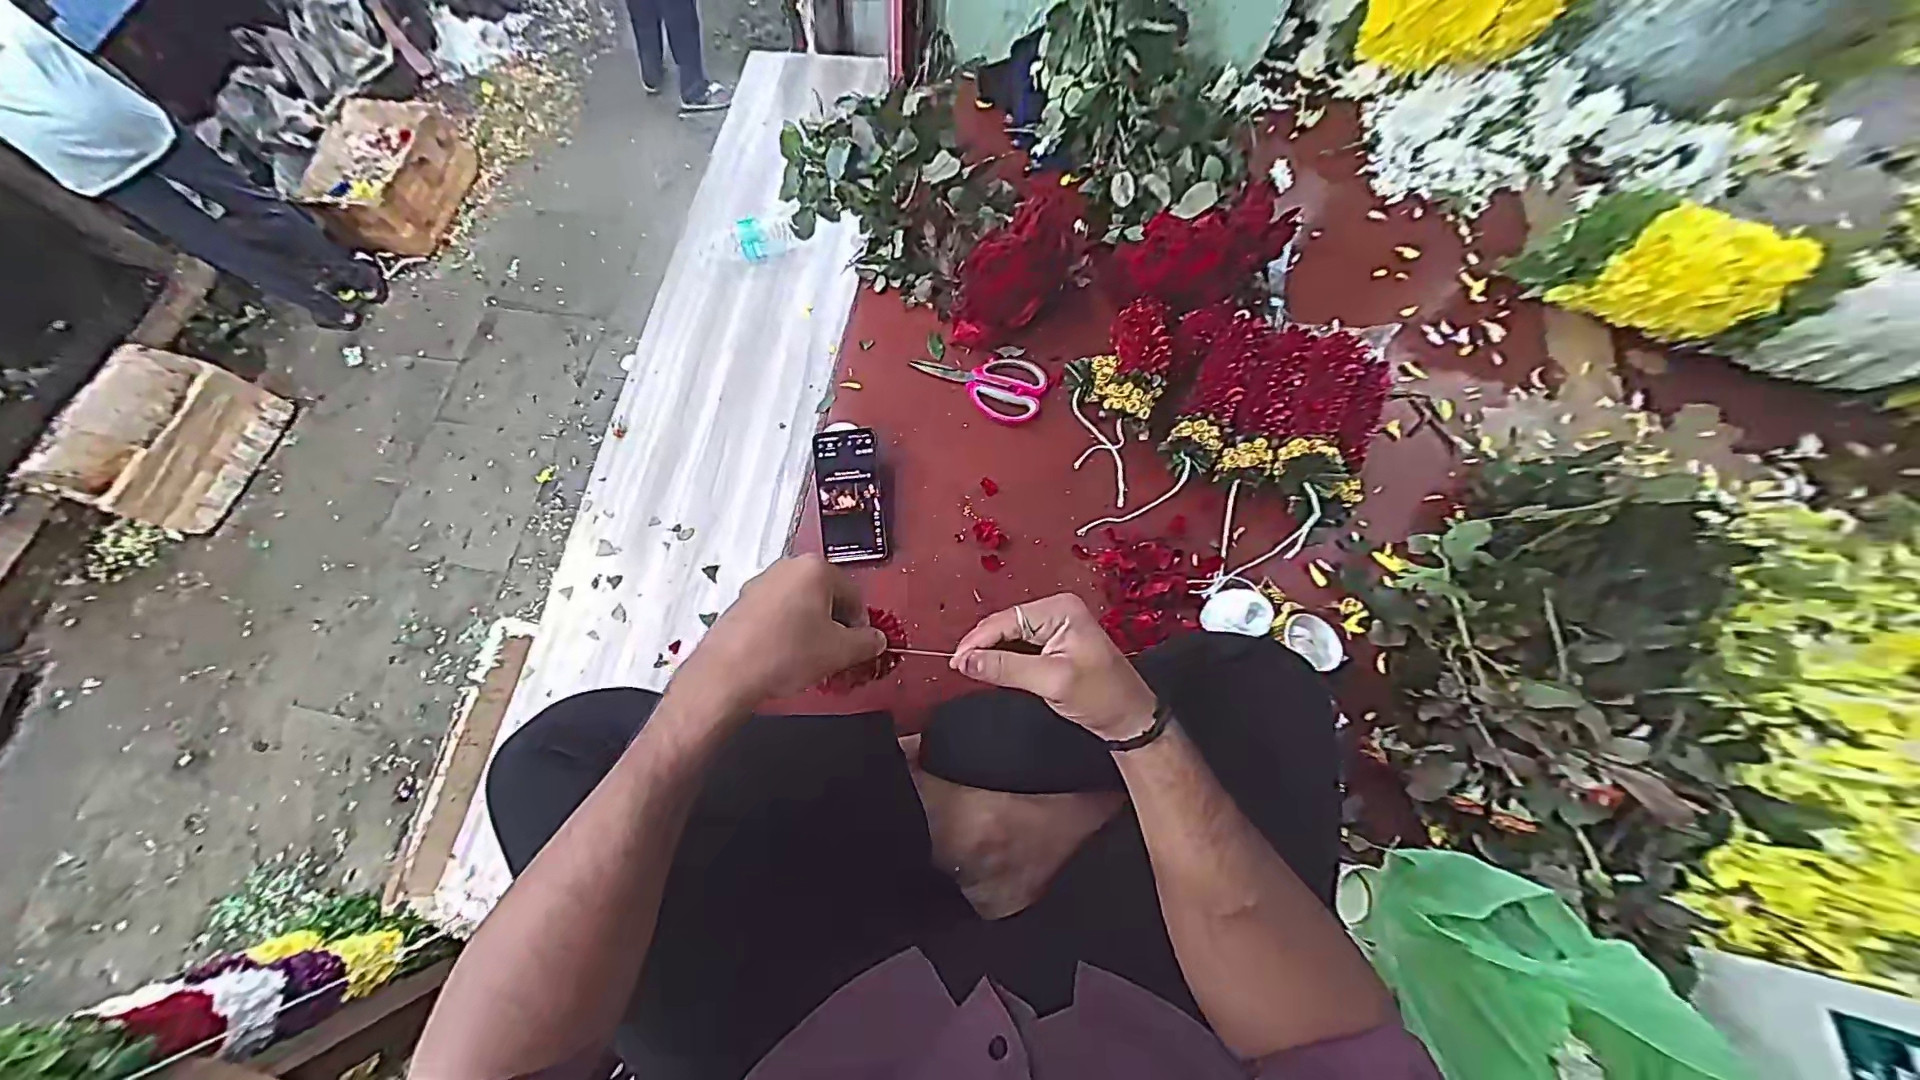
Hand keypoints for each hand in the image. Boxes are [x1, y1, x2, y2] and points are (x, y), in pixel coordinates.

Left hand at [673, 555, 885, 712]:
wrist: (728, 674)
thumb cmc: (783, 654)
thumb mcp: (841, 652)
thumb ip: (867, 642)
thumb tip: (874, 640)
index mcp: (815, 568)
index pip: (853, 594)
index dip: (860, 623)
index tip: (859, 643)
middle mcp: (787, 568)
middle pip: (825, 595)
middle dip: (834, 623)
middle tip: (836, 651)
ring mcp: (761, 584)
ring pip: (799, 604)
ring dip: (809, 627)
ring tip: (809, 657)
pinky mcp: (742, 603)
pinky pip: (776, 613)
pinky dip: (785, 630)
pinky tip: (784, 656)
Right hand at [951, 593, 1158, 740]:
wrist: (1130, 718)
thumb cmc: (1100, 696)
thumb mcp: (1051, 681)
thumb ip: (1006, 668)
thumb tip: (965, 660)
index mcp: (1060, 608)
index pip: (1007, 619)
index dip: (978, 640)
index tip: (956, 661)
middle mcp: (1057, 609)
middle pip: (1006, 624)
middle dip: (981, 645)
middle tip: (959, 667)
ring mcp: (1055, 624)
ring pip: (1009, 635)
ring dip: (990, 652)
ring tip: (968, 669)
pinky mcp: (1053, 641)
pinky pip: (1019, 644)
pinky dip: (1003, 657)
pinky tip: (989, 668)